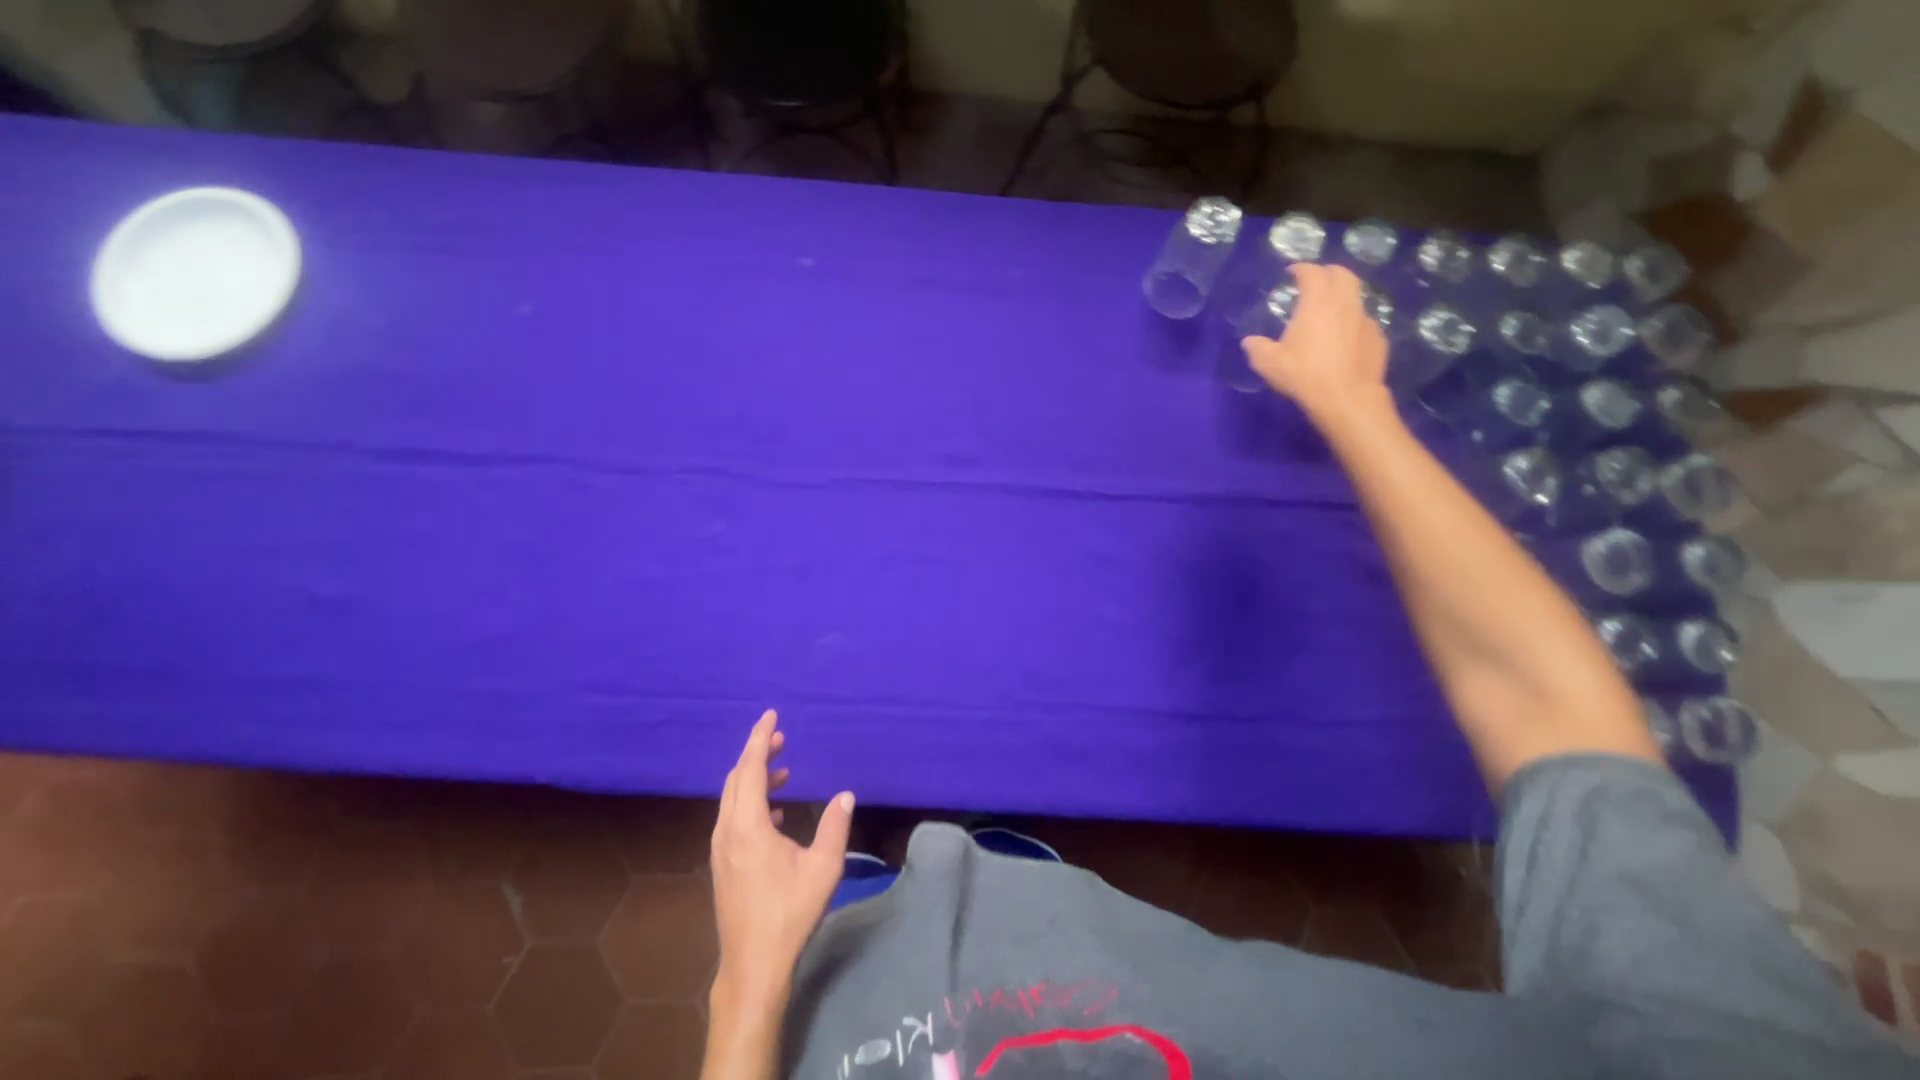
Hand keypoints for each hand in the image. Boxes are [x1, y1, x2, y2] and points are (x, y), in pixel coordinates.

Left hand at [709, 710, 853, 1006]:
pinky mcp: (722, 864)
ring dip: (754, 779)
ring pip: (732, 800)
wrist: (753, 962)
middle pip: (736, 779)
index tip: (770, 716)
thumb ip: (835, 826)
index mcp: (747, 825)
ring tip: (783, 772)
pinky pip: (732, 818)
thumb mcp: (823, 867)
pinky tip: (774, 813)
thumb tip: (845, 794)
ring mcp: (720, 849)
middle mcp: (727, 831)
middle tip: (782, 740)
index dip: (760, 739)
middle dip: (757, 755)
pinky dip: (750, 803)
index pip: (750, 768)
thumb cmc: (790, 912)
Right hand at [1241, 262, 1390, 422]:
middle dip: (1328, 272)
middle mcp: (1344, 303)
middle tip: (1317, 280)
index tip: (1293, 272)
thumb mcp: (1269, 363)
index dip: (1301, 268)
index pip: (1312, 272)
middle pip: (1342, 274)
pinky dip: (1353, 322)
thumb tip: (1249, 342)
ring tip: (1331, 309)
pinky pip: (1364, 322)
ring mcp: (1365, 319)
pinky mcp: (1378, 338)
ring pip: (1356, 296)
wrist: (1347, 398)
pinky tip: (1346, 337)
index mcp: (1317, 302)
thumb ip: (1257, 348)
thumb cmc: (1305, 374)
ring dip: (1343, 296)